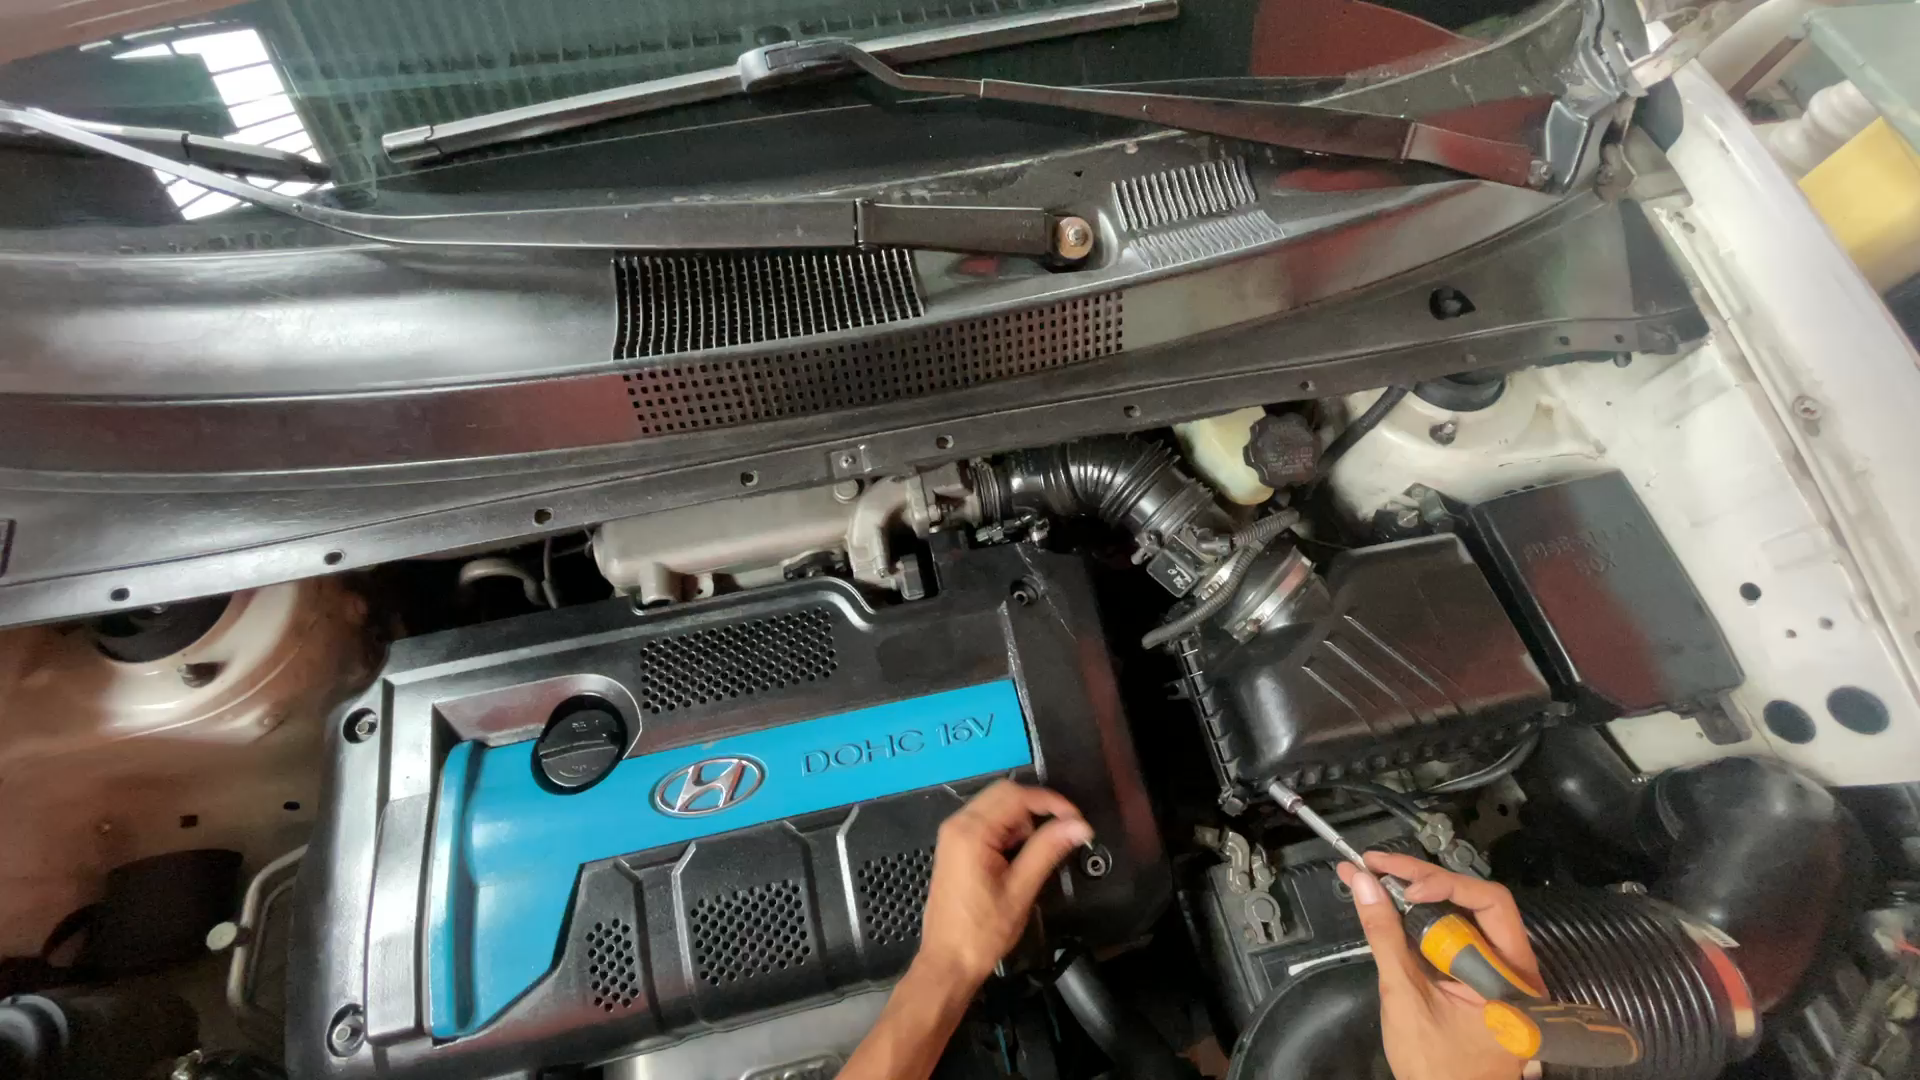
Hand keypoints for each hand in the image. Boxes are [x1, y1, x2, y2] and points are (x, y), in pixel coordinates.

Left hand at [917, 780, 1092, 986]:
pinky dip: (1008, 829)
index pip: (1016, 795)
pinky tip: (1019, 856)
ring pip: (997, 805)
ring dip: (1023, 820)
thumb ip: (1047, 851)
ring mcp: (954, 833)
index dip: (1051, 802)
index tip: (1075, 819)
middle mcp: (958, 824)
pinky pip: (987, 821)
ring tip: (1038, 851)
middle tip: (1061, 831)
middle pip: (1005, 793)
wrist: (947, 963)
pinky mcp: (956, 845)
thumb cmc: (980, 933)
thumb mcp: (1020, 891)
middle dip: (1037, 809)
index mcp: (971, 831)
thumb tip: (1077, 826)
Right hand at [1337, 851, 1540, 1079]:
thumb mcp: (1405, 996)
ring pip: (1455, 911)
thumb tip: (1361, 880)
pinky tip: (1380, 897)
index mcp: (1514, 979)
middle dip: (1421, 876)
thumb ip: (1385, 935)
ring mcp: (1490, 971)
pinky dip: (1411, 911)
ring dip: (1411, 888)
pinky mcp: (1469, 975)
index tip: (1402, 884)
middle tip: (1374, 864)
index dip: (1445, 884)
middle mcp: (1511, 968)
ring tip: (1368, 873)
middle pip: (1473, 900)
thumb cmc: (1434, 1066)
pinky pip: (1444, 930)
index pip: (1490, 905)